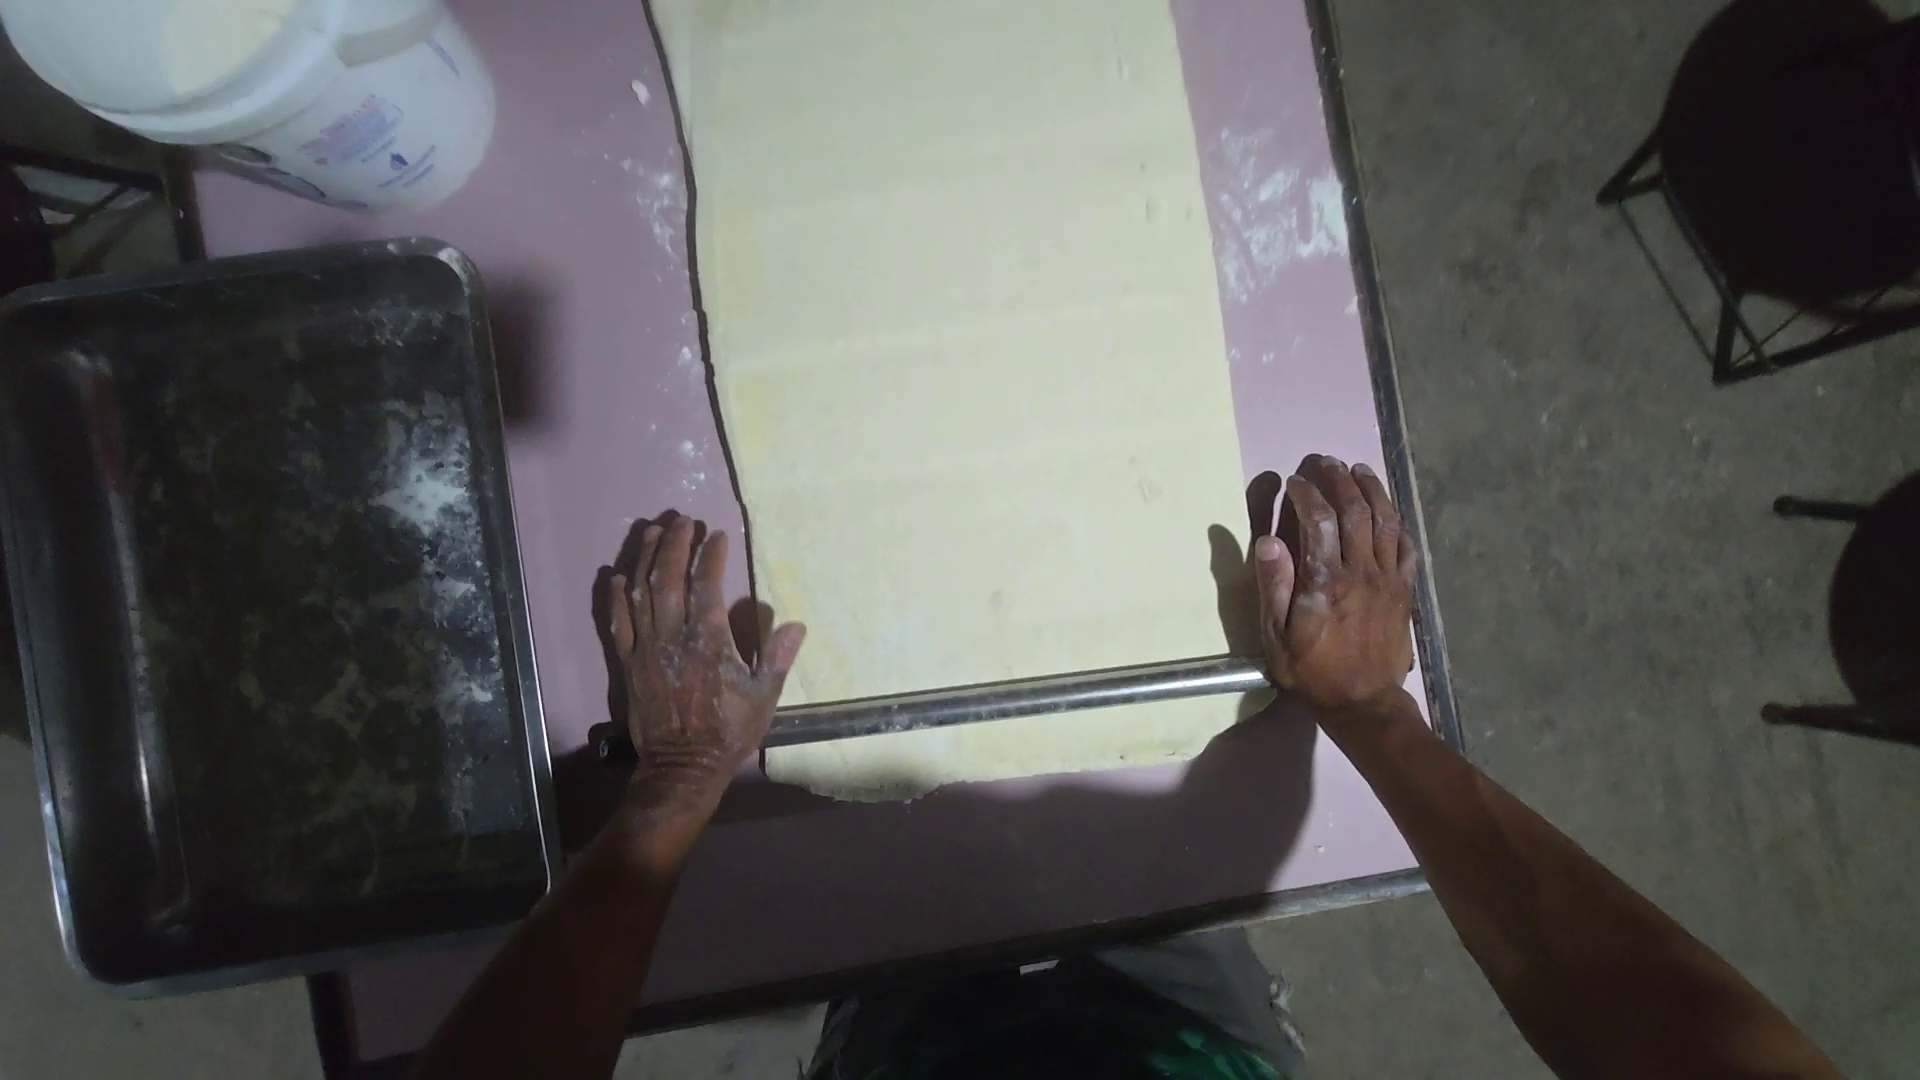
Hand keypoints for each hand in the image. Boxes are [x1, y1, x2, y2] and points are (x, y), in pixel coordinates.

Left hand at [606, 516, 805, 815]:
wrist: (683, 766)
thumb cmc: (730, 730)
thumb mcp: (765, 697)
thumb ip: (778, 658)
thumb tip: (795, 625)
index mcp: (709, 643)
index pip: (706, 587)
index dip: (710, 556)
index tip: (717, 535)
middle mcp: (674, 639)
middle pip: (667, 580)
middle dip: (674, 545)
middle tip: (682, 520)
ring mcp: (646, 650)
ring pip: (640, 594)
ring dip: (645, 559)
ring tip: (653, 531)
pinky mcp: (628, 664)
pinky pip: (617, 623)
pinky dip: (615, 597)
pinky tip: (618, 575)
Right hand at [1253, 455, 1415, 715]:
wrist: (1363, 702)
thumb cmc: (1310, 670)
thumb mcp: (1276, 635)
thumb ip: (1273, 586)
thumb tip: (1268, 541)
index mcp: (1325, 581)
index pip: (1318, 521)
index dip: (1307, 494)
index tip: (1293, 481)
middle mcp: (1360, 572)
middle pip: (1354, 512)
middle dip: (1338, 480)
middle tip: (1324, 461)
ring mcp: (1387, 580)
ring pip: (1384, 522)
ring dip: (1371, 490)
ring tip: (1357, 469)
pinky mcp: (1404, 590)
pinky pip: (1405, 546)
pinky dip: (1396, 520)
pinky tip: (1386, 507)